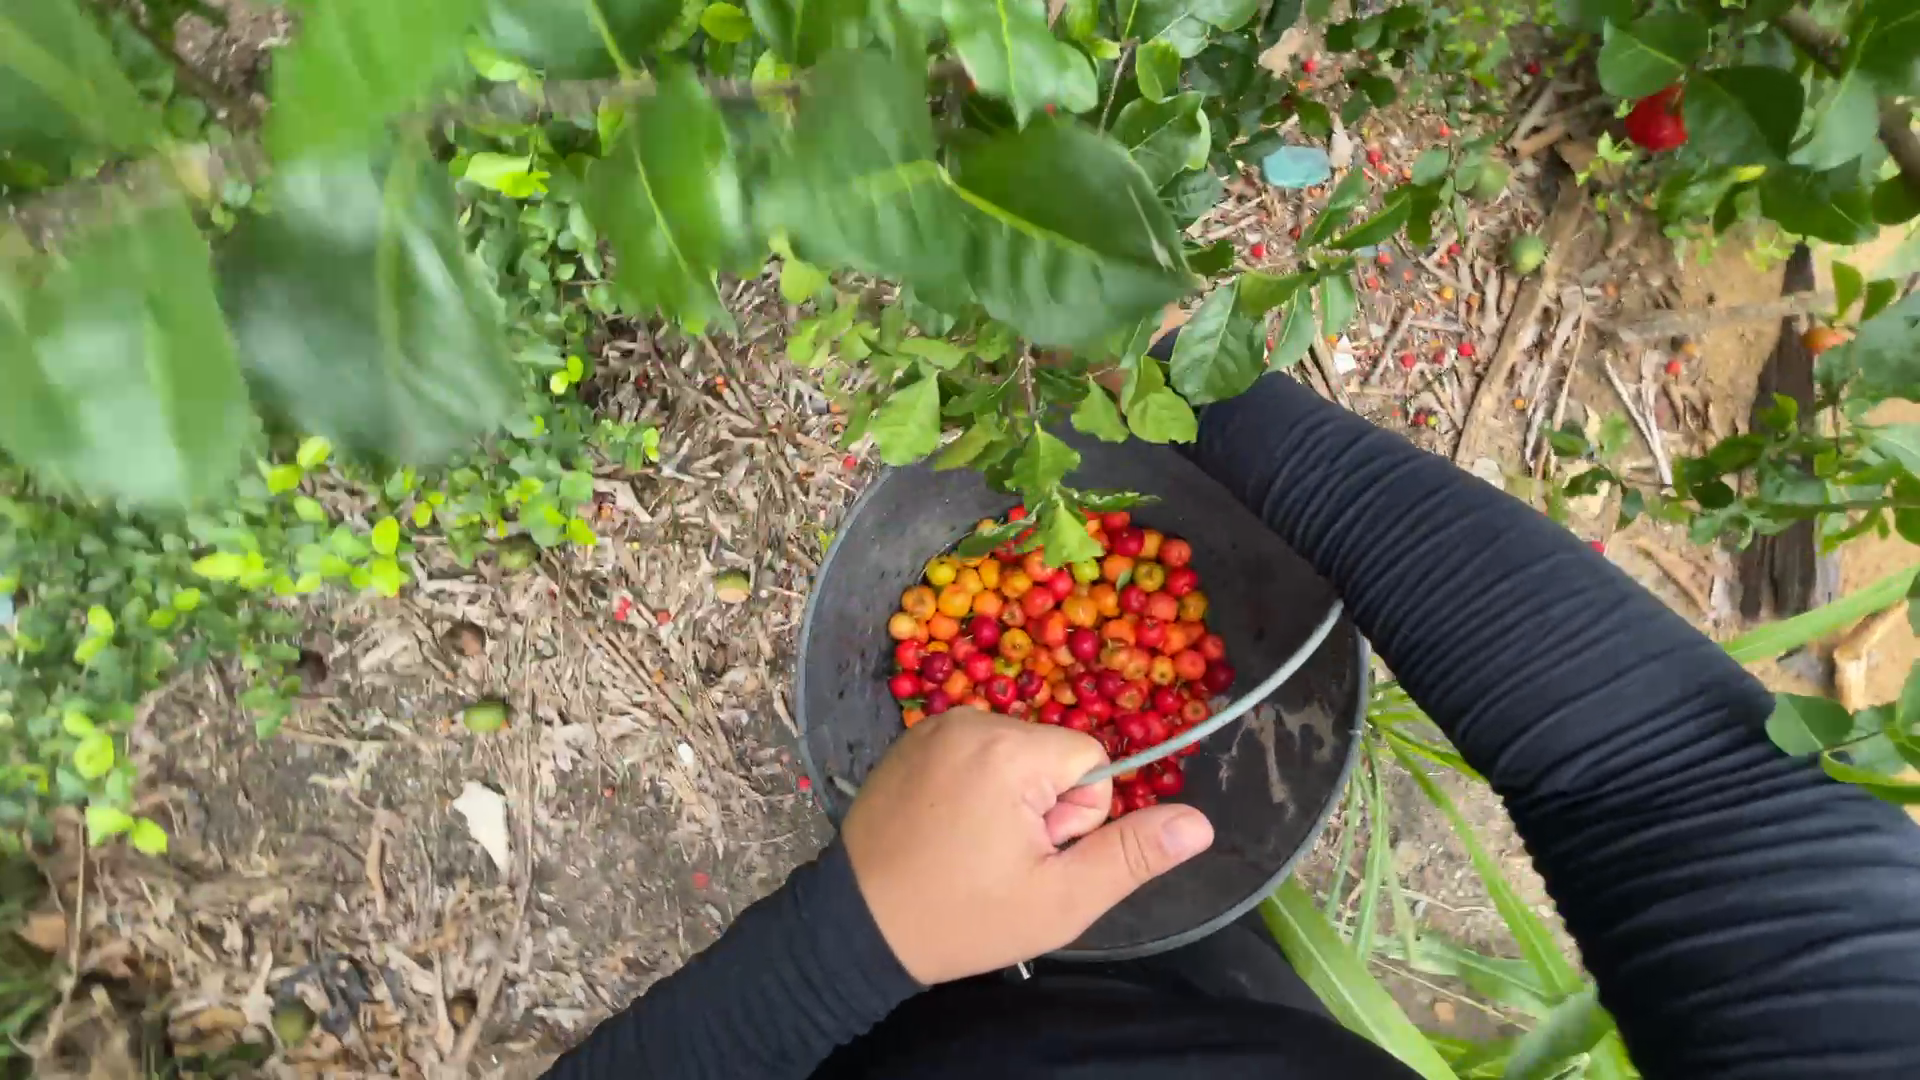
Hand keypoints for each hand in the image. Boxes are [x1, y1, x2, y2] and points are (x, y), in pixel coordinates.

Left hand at [841, 708, 1213, 983]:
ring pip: (1016, 750)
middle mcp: (974, 718)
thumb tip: (1200, 822)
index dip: (1077, 812)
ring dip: (1009, 792)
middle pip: (1052, 751)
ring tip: (971, 840)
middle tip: (1000, 851)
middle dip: (1043, 800)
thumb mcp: (1060, 898)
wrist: (858, 924)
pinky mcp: (914, 735)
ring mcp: (937, 723)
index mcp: (1012, 749)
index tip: (1036, 848)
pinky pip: (975, 747)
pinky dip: (974, 780)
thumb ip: (1132, 854)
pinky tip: (946, 822)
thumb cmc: (964, 916)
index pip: (1090, 759)